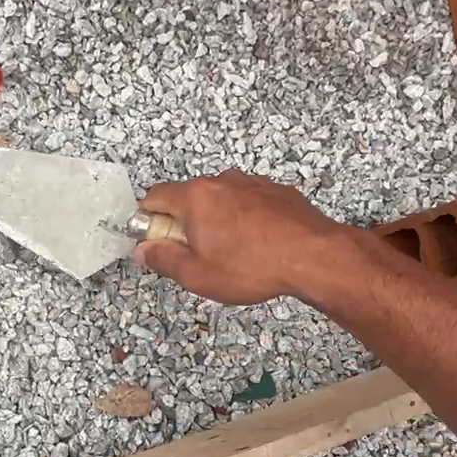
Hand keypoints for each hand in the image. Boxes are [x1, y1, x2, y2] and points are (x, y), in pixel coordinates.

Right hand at [134, 170, 368, 304]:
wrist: (313, 256)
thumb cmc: (254, 266)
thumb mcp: (197, 275)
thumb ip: (163, 259)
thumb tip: (144, 250)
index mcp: (195, 198)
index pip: (154, 197)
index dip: (148, 221)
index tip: (155, 242)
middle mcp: (221, 182)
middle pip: (187, 198)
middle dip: (183, 225)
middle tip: (194, 256)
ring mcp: (251, 183)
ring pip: (218, 200)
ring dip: (215, 222)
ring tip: (229, 254)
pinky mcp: (274, 191)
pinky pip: (246, 202)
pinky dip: (242, 220)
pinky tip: (253, 246)